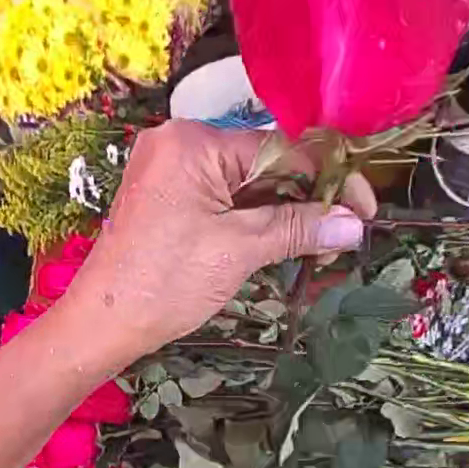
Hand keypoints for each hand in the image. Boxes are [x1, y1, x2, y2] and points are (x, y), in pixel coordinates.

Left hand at [54, 120, 376, 358]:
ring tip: (320, 247)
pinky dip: (256, 221)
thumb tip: (354, 224)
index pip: (281, 149)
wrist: (105, 323)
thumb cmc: (166, 284)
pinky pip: (226, 200)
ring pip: (248, 185)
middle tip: (343, 235)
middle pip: (266, 164)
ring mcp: (173, 171)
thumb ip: (298, 228)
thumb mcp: (238, 250)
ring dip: (286, 214)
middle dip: (308, 200)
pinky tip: (284, 242)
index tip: (364, 210)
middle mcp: (182, 144)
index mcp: (195, 144)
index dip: (330, 179)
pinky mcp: (171, 198)